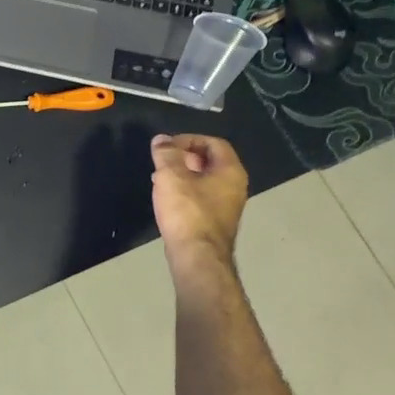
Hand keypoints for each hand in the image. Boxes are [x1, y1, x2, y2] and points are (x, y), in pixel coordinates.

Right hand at [150, 133, 248, 267]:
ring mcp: (226, 205)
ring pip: (204, 179)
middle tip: (161, 162)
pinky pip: (201, 196)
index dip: (189, 139)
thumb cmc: (187, 212)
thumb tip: (161, 139)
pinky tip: (166, 198)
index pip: (214, 143)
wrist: (197, 255)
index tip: (167, 147)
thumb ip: (166, 154)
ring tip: (159, 178)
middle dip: (183, 157)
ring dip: (182, 174)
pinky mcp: (215, 220)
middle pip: (210, 161)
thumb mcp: (171, 176)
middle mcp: (234, 186)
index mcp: (230, 171)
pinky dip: (184, 190)